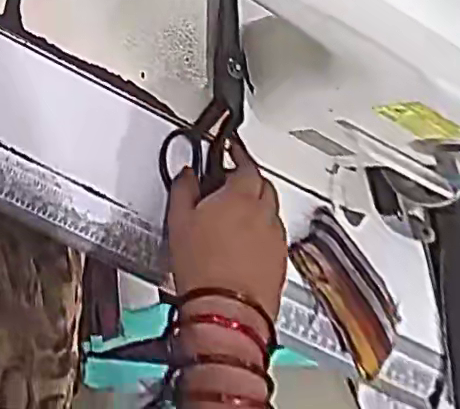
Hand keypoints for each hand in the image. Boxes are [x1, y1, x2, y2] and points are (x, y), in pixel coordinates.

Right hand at [167, 142, 287, 322]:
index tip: (231, 147)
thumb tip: (187, 173)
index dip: (239, 152)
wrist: (224, 311)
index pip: (247, 163)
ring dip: (257, 203)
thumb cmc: (202, 266)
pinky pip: (274, 235)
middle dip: (250, 176)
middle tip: (232, 175)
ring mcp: (275, 240)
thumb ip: (183, 186)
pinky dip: (262, 228)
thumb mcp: (179, 216)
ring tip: (236, 209)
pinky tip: (244, 238)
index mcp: (241, 196)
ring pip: (271, 210)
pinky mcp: (280, 263)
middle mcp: (264, 215)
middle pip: (264, 184)